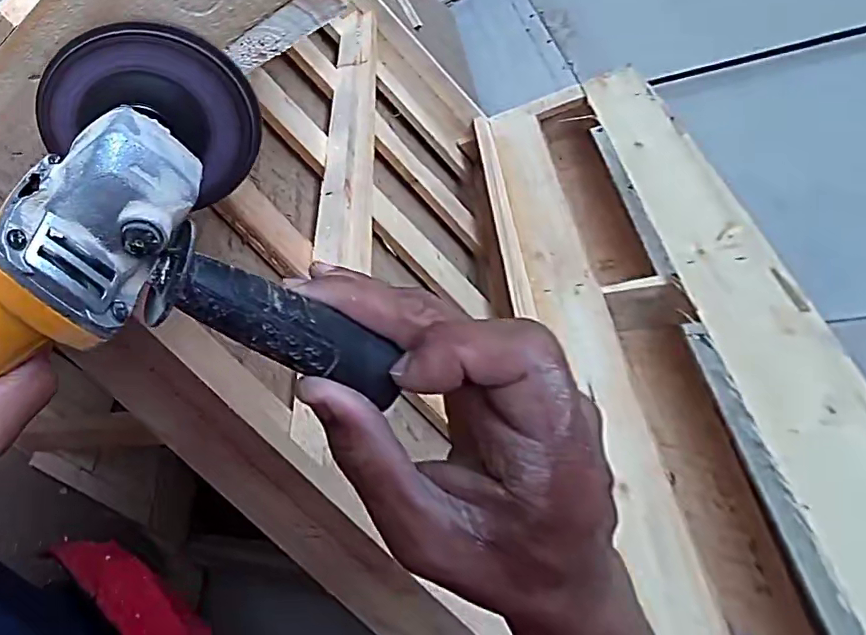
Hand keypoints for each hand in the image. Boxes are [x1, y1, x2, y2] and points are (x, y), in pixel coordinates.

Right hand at [293, 265, 649, 634]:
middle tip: (310, 296)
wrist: (555, 575)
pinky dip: (384, 308)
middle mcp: (543, 386)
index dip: (450, 348)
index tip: (393, 375)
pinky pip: (432, 321)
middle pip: (460, 318)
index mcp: (555, 437)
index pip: (518, 355)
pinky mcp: (484, 360)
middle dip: (379, 304)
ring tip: (315, 290)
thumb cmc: (501, 564)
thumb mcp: (427, 536)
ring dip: (373, 299)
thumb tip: (315, 387)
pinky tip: (346, 295)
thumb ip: (371, 462)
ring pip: (441, 311)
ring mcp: (513, 368)